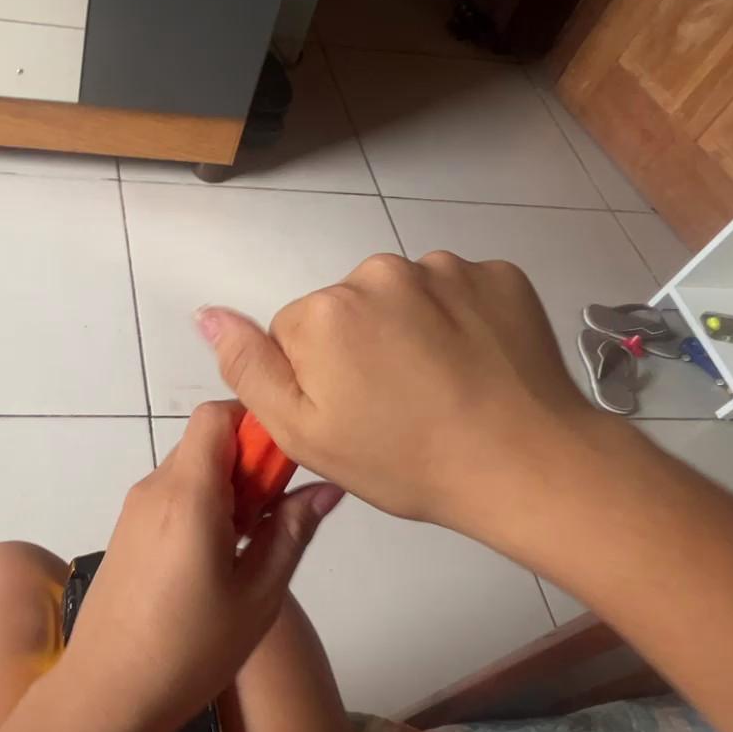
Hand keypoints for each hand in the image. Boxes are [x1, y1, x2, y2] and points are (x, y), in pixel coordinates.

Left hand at [62, 401, 342, 730]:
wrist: (107, 693)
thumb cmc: (189, 649)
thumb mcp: (258, 595)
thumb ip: (292, 532)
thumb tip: (327, 488)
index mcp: (187, 495)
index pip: (217, 415)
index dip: (257, 424)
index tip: (289, 465)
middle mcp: (154, 488)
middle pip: (206, 440)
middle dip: (249, 462)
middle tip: (277, 515)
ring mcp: (134, 510)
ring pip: (190, 468)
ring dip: (227, 487)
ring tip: (250, 544)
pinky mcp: (127, 531)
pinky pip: (172, 495)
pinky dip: (202, 505)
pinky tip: (218, 558)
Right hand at [196, 252, 616, 548]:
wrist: (526, 464)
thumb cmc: (403, 459)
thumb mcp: (303, 432)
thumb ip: (248, 367)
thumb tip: (207, 313)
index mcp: (324, 311)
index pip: (291, 334)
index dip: (313, 378)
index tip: (349, 413)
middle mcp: (379, 272)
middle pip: (344, 310)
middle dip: (356, 348)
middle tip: (393, 405)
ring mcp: (445, 267)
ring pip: (400, 299)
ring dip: (406, 332)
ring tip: (438, 387)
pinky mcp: (498, 274)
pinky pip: (455, 292)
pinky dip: (457, 320)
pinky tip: (473, 364)